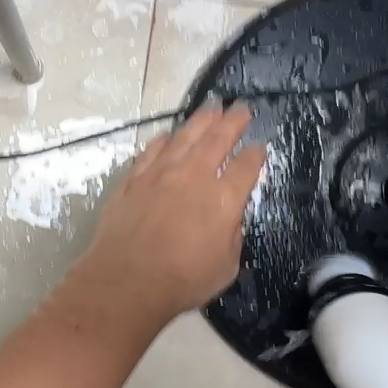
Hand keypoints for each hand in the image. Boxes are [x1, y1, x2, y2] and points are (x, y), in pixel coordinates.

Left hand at [69, 101, 267, 324]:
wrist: (127, 279)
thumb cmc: (182, 280)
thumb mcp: (226, 265)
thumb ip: (232, 235)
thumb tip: (229, 217)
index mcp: (223, 199)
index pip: (246, 167)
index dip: (256, 155)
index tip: (260, 147)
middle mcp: (193, 177)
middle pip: (216, 140)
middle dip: (232, 122)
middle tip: (240, 108)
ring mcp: (159, 175)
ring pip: (183, 137)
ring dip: (200, 121)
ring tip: (210, 108)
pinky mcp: (133, 180)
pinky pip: (151, 151)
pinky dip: (163, 140)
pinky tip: (168, 135)